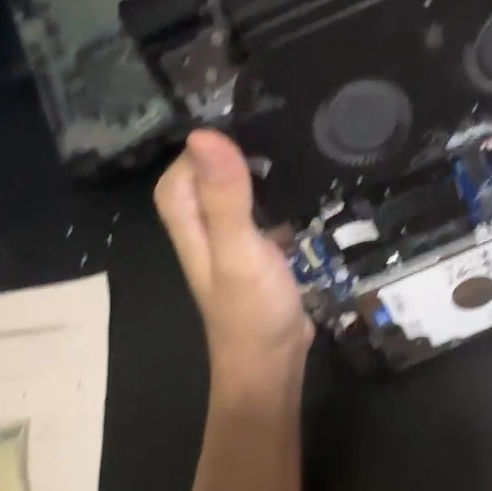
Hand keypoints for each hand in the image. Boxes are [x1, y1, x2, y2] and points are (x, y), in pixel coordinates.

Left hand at [155, 130, 312, 399]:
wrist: (271, 366)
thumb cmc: (251, 310)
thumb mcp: (238, 249)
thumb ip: (225, 195)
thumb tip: (204, 133)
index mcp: (190, 222)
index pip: (182, 168)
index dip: (206, 146)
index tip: (247, 123)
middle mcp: (205, 230)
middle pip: (211, 179)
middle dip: (238, 154)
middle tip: (280, 131)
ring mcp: (233, 246)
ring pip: (239, 198)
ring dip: (261, 177)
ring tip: (297, 151)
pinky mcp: (260, 259)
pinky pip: (265, 218)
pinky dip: (282, 203)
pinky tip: (309, 195)